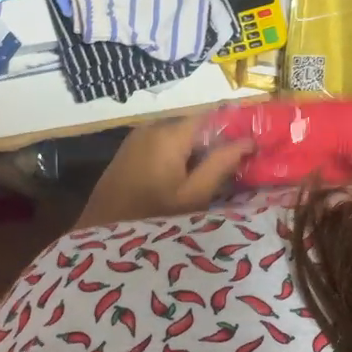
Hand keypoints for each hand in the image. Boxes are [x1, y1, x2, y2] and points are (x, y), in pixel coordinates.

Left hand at [74, 114, 253, 228]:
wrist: (99, 234)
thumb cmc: (151, 217)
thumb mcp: (193, 196)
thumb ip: (221, 164)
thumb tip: (249, 140)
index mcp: (170, 133)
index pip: (213, 118)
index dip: (234, 132)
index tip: (253, 150)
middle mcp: (152, 127)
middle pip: (196, 129)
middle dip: (215, 147)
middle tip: (234, 172)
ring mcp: (136, 139)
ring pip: (179, 140)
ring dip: (196, 156)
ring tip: (211, 181)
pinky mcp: (128, 153)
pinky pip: (162, 148)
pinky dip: (178, 161)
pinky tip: (183, 184)